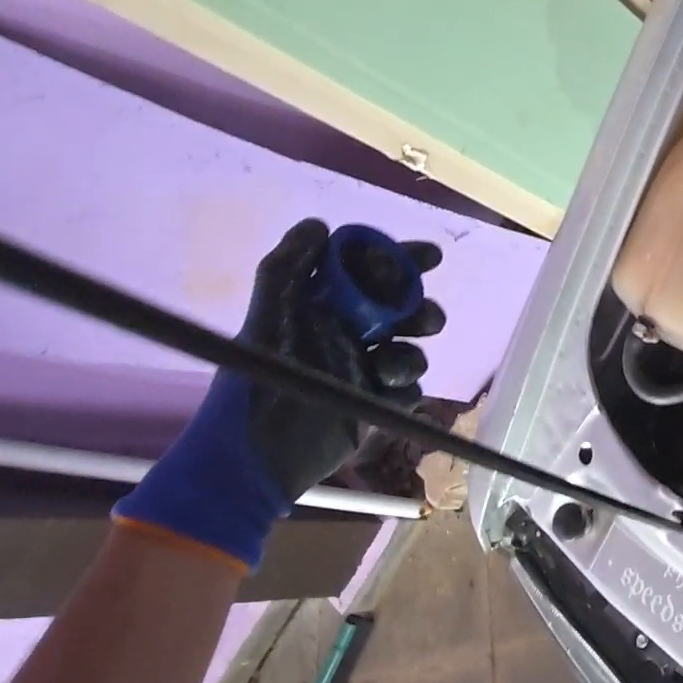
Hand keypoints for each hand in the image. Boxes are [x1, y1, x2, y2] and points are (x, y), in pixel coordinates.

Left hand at [113, 219, 445, 569]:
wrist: (253, 460)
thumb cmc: (254, 383)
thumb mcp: (266, 320)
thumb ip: (286, 269)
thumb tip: (318, 222)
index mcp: (323, 307)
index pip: (372, 271)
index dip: (402, 260)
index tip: (429, 257)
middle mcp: (347, 333)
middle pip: (402, 309)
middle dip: (420, 309)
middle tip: (426, 321)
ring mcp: (363, 369)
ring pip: (409, 349)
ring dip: (410, 354)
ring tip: (389, 369)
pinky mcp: (374, 405)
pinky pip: (408, 389)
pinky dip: (405, 389)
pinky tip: (385, 395)